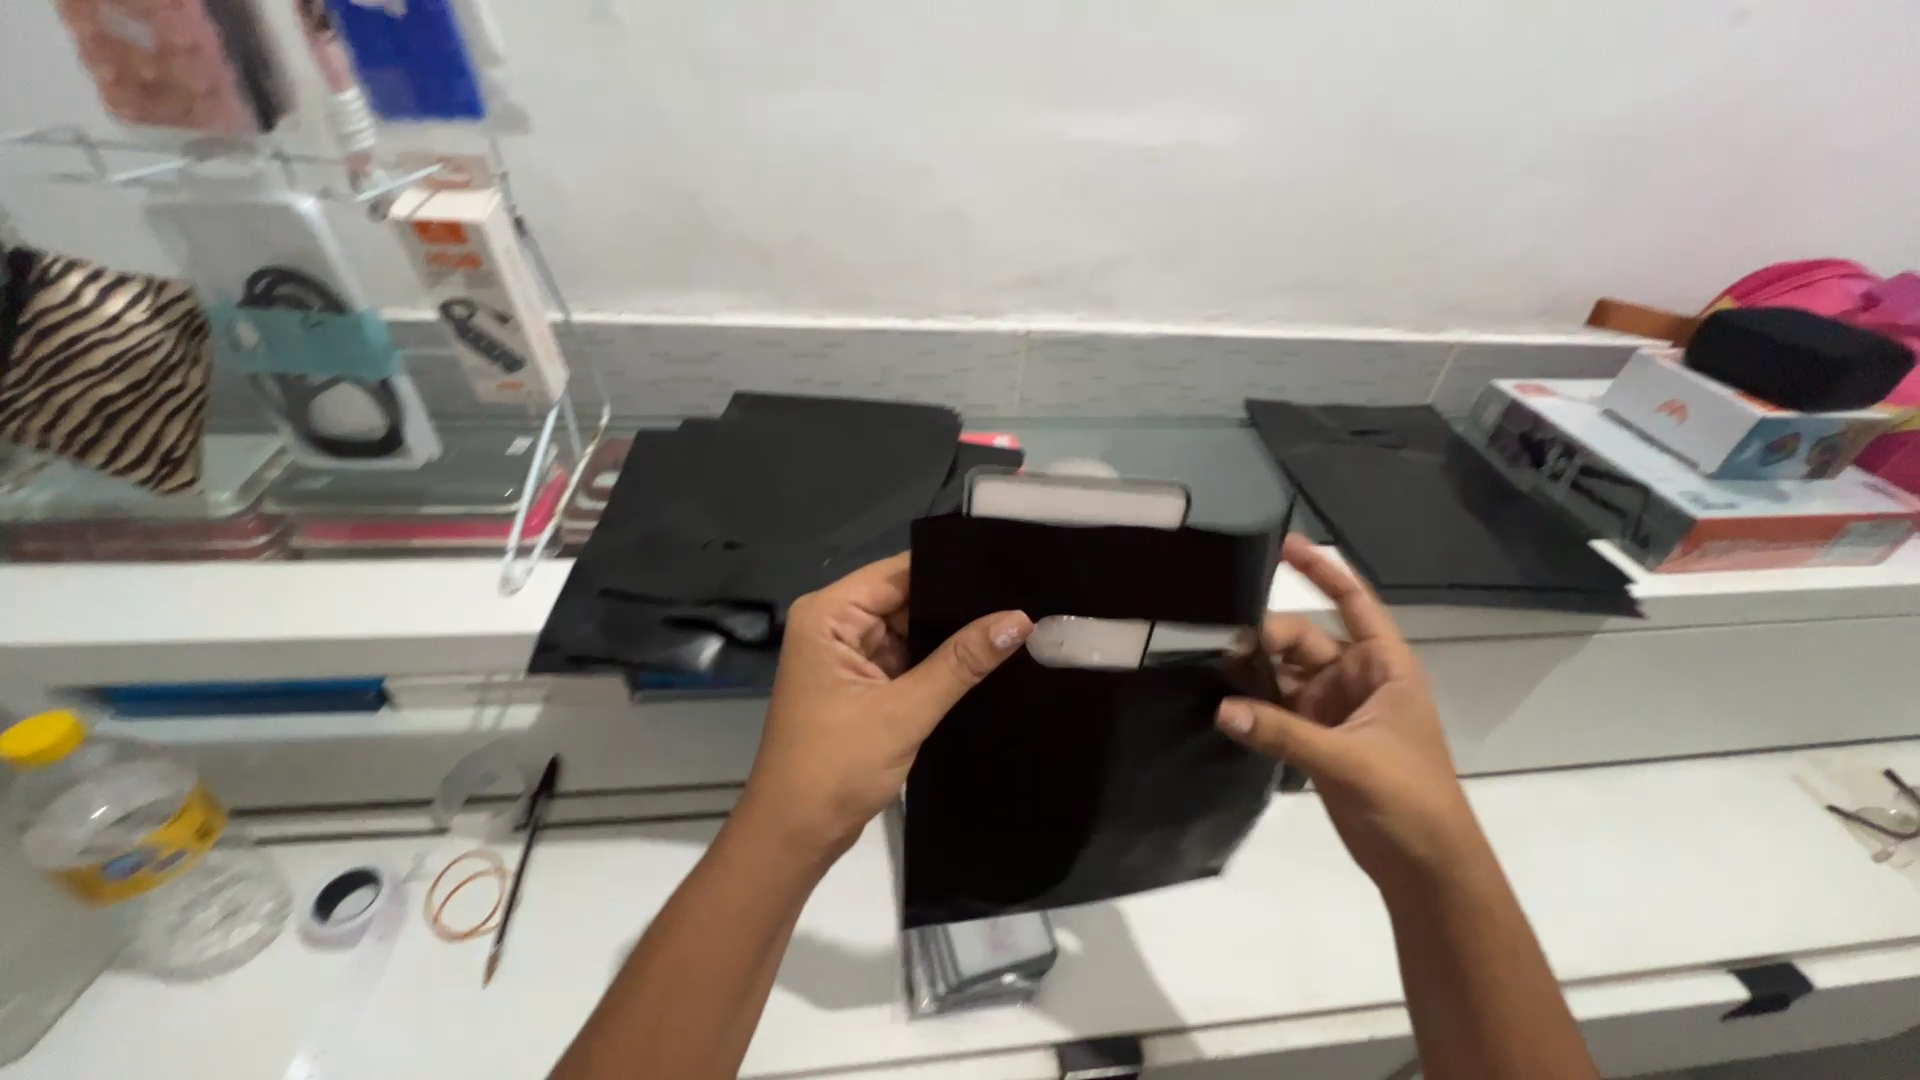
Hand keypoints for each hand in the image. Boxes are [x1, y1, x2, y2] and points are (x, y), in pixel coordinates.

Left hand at [740, 553, 1032, 860]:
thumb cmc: (835, 768)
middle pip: (906, 599)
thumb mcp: (904, 712)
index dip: (952, 570)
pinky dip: (938, 663)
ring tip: (1016, 625)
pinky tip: (985, 659)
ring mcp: (847, 656)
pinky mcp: (861, 684)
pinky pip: (906, 659)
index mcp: (828, 615)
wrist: (794, 835)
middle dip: (958, 605)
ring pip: (910, 630)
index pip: (899, 573)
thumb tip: (1019, 619)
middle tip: (1024, 601)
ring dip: (951, 635)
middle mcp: (834, 624)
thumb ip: (961, 663)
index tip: (1009, 570)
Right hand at [1215, 535, 1481, 893]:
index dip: (1323, 571)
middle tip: (1215, 640)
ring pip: (1283, 674)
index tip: (1284, 544)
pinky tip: (1219, 699)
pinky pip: (1275, 708)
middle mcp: (1356, 680)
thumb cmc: (1410, 801)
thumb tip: (1223, 710)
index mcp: (1385, 669)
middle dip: (1263, 635)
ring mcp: (1332, 710)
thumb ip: (1284, 734)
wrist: (1425, 869)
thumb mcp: (1350, 762)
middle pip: (1302, 640)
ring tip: (1204, 662)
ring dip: (1251, 670)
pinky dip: (1251, 704)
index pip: (1354, 604)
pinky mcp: (1314, 739)